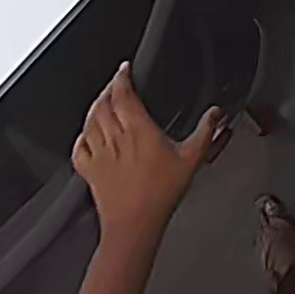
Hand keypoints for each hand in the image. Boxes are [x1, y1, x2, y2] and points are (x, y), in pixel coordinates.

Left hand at [72, 63, 228, 241]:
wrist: (135, 224)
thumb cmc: (161, 193)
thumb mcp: (193, 158)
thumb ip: (206, 131)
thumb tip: (215, 113)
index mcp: (139, 131)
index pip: (123, 96)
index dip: (121, 78)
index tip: (124, 68)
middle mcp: (115, 139)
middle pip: (103, 105)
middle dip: (108, 89)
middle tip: (115, 81)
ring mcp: (100, 155)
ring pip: (89, 122)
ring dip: (94, 106)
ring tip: (101, 99)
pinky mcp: (90, 172)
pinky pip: (79, 147)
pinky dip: (80, 135)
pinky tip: (85, 133)